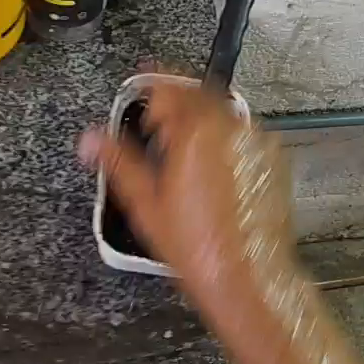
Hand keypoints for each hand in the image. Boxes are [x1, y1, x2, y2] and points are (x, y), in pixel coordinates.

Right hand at [79, 77, 292, 300]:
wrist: (247, 277)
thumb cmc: (198, 247)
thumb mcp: (146, 204)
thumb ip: (118, 161)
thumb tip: (91, 139)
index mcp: (193, 133)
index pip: (169, 88)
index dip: (152, 86)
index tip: (143, 87)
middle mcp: (227, 128)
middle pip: (198, 91)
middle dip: (177, 95)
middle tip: (159, 111)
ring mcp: (254, 140)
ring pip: (223, 109)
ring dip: (201, 112)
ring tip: (183, 138)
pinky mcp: (272, 155)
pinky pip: (244, 130)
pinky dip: (225, 132)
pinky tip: (213, 159)